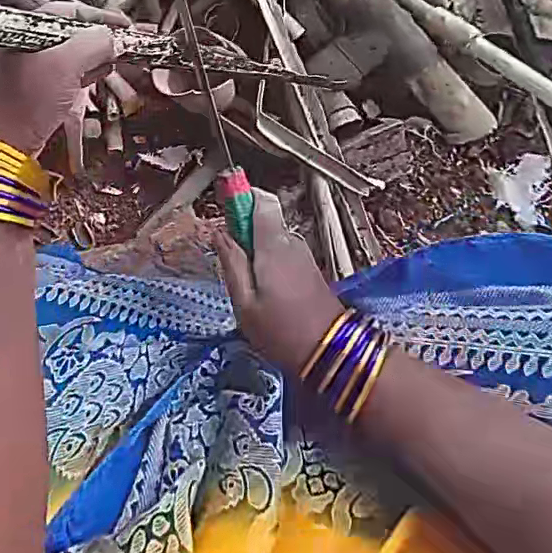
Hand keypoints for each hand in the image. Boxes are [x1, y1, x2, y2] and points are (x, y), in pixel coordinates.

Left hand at [0, 3, 124, 154]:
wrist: (6, 144)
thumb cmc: (22, 105)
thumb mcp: (66, 65)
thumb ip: (94, 43)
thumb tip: (114, 36)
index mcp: (26, 29)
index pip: (69, 11)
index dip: (100, 17)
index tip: (121, 24)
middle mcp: (24, 44)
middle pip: (71, 32)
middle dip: (97, 40)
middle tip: (117, 48)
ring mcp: (26, 67)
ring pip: (69, 55)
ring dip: (89, 60)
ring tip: (103, 67)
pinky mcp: (32, 89)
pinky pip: (62, 75)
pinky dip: (78, 77)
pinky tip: (86, 83)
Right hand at [213, 189, 345, 372]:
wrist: (333, 356)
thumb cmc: (281, 331)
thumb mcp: (244, 302)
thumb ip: (230, 262)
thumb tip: (218, 233)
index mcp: (272, 245)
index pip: (261, 199)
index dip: (242, 196)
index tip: (225, 209)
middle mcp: (291, 243)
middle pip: (263, 219)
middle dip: (243, 231)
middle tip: (230, 261)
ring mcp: (303, 255)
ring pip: (271, 237)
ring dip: (255, 250)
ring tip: (247, 284)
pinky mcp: (309, 269)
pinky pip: (282, 252)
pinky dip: (268, 261)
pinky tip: (265, 291)